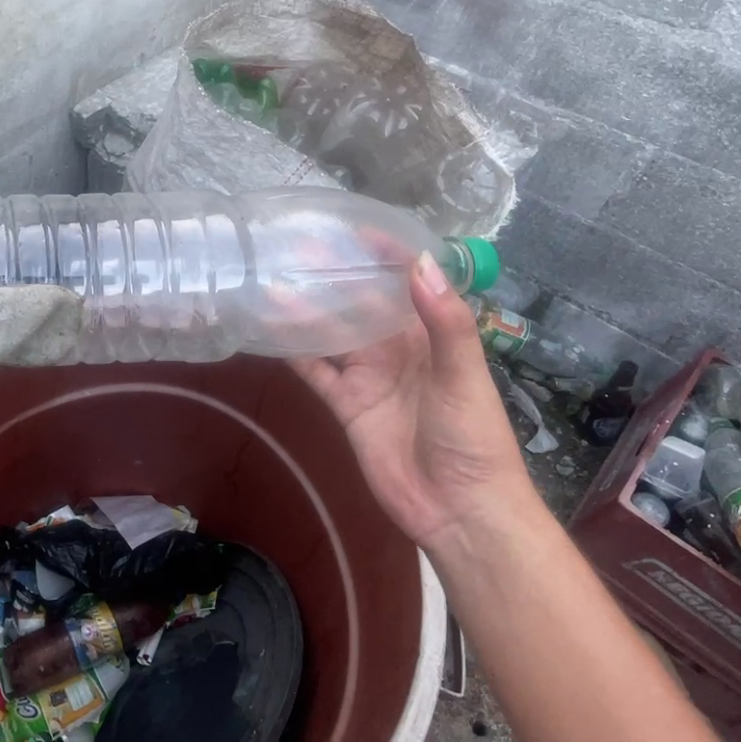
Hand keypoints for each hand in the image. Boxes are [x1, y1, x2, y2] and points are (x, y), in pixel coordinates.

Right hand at [290, 254, 536, 551]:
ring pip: (330, 333)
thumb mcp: (463, 377)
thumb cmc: (474, 439)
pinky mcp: (345, 404)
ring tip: (271, 280)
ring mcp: (368, 376)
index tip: (352, 229)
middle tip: (294, 247)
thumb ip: (445, 322)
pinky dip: (292, 351)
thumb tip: (420, 263)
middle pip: (358, 303)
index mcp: (429, 334)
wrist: (460, 512)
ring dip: (304, 310)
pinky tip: (266, 329)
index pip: (405, 282)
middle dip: (332, 276)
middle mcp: (395, 348)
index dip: (383, 255)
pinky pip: (315, 370)